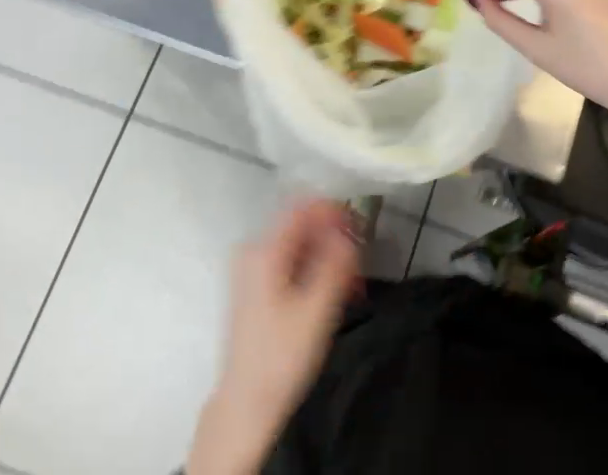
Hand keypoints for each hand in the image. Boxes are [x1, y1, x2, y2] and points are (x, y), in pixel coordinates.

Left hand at [188, 198, 359, 474]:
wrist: (247, 401)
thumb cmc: (282, 356)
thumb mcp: (317, 308)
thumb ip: (335, 262)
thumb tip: (348, 229)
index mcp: (263, 250)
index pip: (303, 206)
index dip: (334, 210)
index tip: (361, 227)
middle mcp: (253, 251)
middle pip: (302, 224)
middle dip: (334, 238)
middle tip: (360, 263)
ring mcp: (251, 268)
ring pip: (299, 244)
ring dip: (328, 256)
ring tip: (352, 284)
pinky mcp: (256, 286)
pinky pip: (291, 261)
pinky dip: (314, 269)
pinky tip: (332, 293)